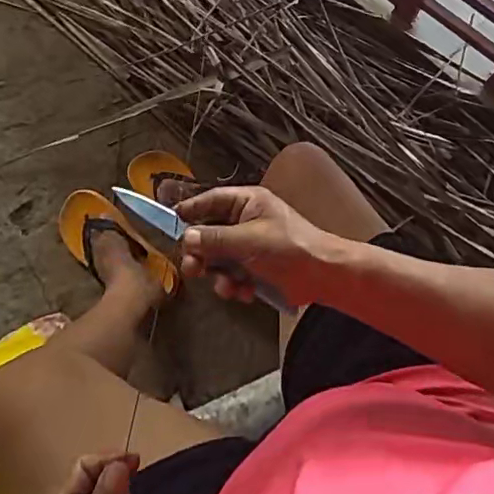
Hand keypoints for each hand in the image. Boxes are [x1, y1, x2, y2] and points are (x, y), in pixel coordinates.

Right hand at [174, 186, 342, 306]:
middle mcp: (246, 221)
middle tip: (192, 268)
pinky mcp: (255, 269)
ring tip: (227, 286)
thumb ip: (216, 239)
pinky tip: (244, 292)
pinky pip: (233, 276)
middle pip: (210, 234)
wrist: (323, 275)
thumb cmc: (289, 247)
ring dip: (219, 275)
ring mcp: (250, 247)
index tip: (170, 221)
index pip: (212, 200)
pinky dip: (235, 286)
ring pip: (219, 259)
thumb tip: (186, 237)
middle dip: (202, 253)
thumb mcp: (249, 240)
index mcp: (248, 203)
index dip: (191, 210)